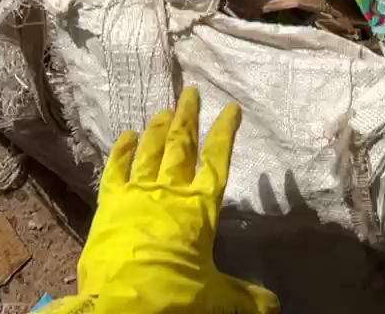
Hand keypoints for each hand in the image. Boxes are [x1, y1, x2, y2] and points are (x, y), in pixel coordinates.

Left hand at [69, 88, 277, 313]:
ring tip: (164, 109)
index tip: (231, 108)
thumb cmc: (174, 298)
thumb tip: (274, 305)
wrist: (123, 306)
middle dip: (188, 117)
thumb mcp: (215, 298)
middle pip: (182, 145)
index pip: (217, 160)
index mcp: (200, 207)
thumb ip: (243, 296)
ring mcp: (138, 193)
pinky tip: (127, 135)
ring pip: (151, 150)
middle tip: (190, 92)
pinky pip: (116, 168)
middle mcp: (170, 191)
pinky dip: (122, 150)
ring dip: (159, 128)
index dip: (225, 132)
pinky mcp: (110, 203)